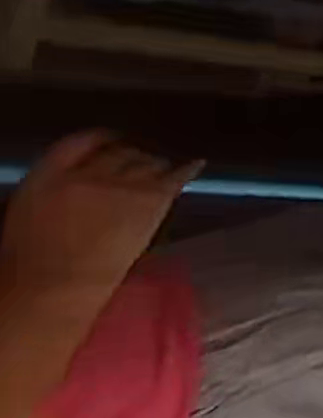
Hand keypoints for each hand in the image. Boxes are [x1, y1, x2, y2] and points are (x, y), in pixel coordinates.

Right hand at [0, 130, 200, 303]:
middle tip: (134, 169)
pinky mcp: (156, 197)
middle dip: (128, 158)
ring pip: (150, 162)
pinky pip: (178, 175)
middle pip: (120, 153)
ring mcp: (126, 185)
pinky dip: (189, 168)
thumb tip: (81, 174)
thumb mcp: (30, 208)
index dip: (99, 139)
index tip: (110, 140)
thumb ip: (58, 185)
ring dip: (153, 167)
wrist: (61, 278)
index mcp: (46, 178)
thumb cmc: (34, 252)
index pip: (78, 143)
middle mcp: (89, 175)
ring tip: (154, 176)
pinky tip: (197, 164)